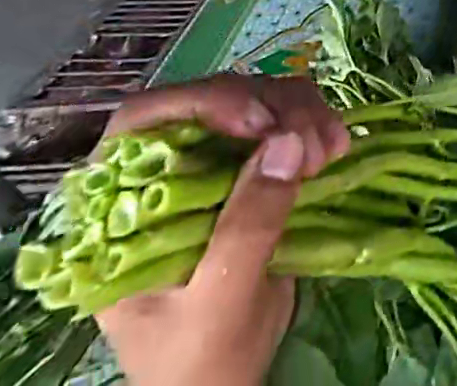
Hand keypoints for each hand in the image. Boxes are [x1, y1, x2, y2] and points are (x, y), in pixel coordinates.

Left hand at [95, 76, 349, 385]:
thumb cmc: (198, 357)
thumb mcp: (220, 300)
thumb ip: (248, 225)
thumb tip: (289, 142)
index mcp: (118, 206)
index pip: (145, 121)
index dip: (204, 104)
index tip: (262, 123)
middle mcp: (162, 173)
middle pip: (217, 99)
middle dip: (274, 110)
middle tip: (317, 145)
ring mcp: (212, 166)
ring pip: (261, 100)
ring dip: (304, 114)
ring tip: (334, 150)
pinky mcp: (255, 167)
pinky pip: (291, 119)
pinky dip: (319, 123)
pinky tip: (338, 147)